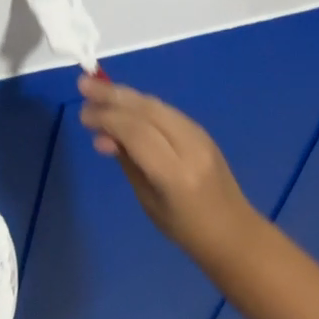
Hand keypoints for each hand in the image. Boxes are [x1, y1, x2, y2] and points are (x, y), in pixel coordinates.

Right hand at [77, 74, 262, 252]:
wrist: (235, 232)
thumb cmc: (186, 229)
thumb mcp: (148, 201)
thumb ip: (128, 163)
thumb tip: (103, 136)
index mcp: (176, 174)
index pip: (137, 133)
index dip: (108, 119)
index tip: (82, 116)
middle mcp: (191, 148)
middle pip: (148, 111)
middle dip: (114, 96)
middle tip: (84, 86)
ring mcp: (200, 137)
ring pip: (157, 106)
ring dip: (126, 96)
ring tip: (96, 90)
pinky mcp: (202, 133)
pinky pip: (166, 112)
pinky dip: (141, 105)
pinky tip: (123, 105)